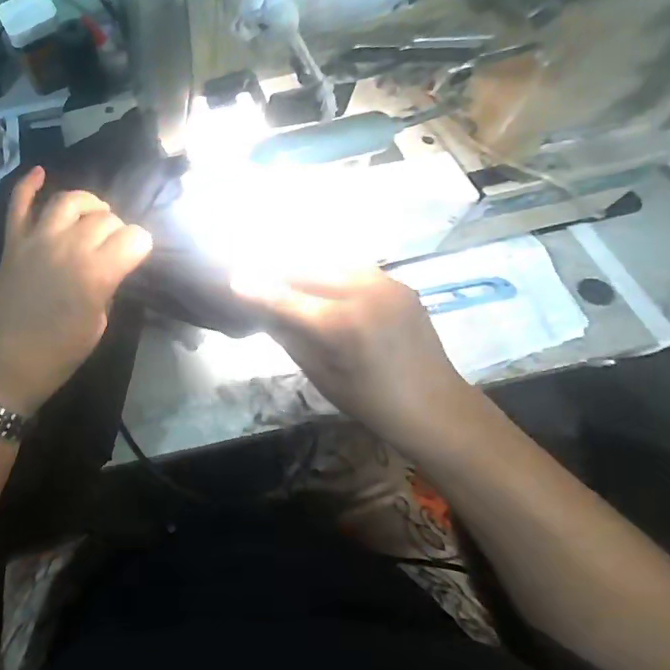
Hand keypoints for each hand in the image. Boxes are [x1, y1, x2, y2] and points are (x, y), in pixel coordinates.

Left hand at [0, 167, 152, 415]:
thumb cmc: (59, 354)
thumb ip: (108, 285)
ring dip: (88, 203)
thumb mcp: (99, 323)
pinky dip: (28, 186)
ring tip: (93, 215)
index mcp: (96, 272)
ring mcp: (36, 240)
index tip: (138, 256)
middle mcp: (68, 246)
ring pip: (69, 200)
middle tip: (116, 245)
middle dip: (118, 228)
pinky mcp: (13, 243)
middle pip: (105, 217)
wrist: (4, 366)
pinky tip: (40, 174)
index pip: (135, 237)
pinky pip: (18, 205)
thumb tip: (112, 265)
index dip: (141, 245)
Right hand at [233, 267, 470, 451]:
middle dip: (279, 274)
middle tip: (256, 276)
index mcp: (341, 323)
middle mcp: (363, 293)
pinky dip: (333, 272)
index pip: (287, 299)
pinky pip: (355, 269)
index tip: (235, 281)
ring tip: (286, 276)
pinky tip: (322, 280)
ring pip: (331, 264)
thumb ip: (291, 337)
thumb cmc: (372, 402)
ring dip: (306, 269)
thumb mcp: (322, 375)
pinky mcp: (399, 283)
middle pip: (307, 272)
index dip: (258, 290)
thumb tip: (266, 312)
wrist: (434, 405)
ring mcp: (385, 283)